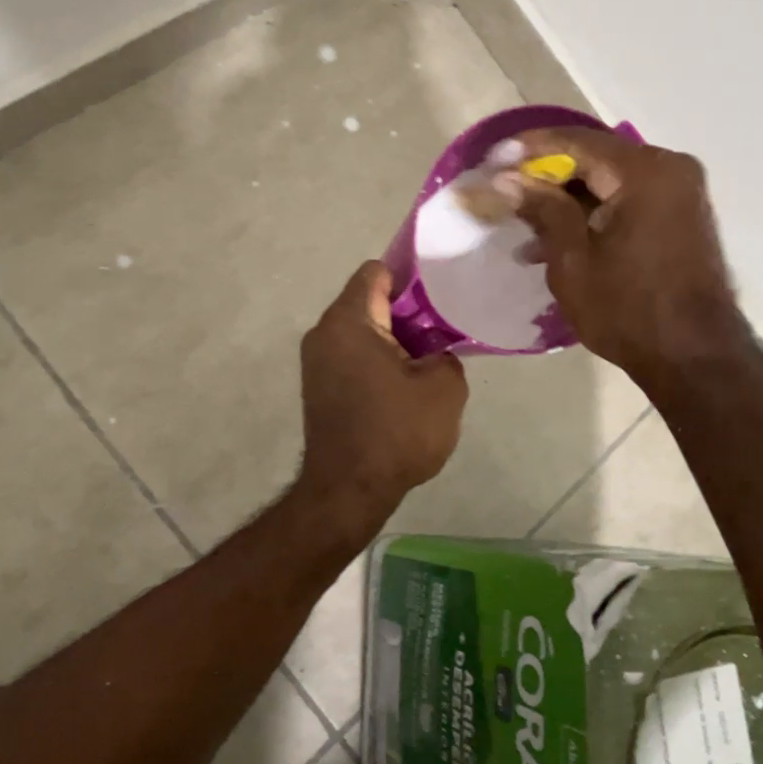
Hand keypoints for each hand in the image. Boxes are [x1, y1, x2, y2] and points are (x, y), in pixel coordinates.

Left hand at [296, 262, 468, 524]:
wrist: (348, 491)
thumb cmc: (396, 432)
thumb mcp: (444, 388)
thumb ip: (446, 354)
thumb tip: (434, 353)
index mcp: (349, 320)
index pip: (377, 272)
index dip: (411, 277)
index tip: (441, 294)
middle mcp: (324, 333)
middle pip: (368, 301)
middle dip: (407, 312)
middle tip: (444, 328)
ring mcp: (316, 363)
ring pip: (361, 333)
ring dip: (394, 341)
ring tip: (429, 360)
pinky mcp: (319, 389)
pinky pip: (352, 358)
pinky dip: (378, 362)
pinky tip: (406, 386)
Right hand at [495, 127, 750, 380]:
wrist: (694, 357)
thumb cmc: (627, 309)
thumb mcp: (572, 260)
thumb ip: (541, 209)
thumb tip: (506, 178)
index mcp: (644, 171)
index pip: (576, 141)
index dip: (529, 149)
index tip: (492, 161)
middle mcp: (669, 168)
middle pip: (595, 158)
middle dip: (547, 176)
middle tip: (505, 194)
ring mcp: (680, 193)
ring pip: (609, 181)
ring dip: (568, 200)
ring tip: (525, 230)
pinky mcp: (681, 217)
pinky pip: (628, 200)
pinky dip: (593, 214)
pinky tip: (559, 241)